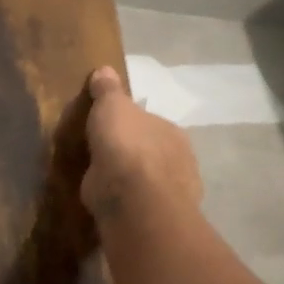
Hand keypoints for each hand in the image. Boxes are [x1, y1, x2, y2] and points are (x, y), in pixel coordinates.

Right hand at [81, 66, 202, 220]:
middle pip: (152, 150)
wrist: (134, 197)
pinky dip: (127, 198)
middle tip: (104, 151)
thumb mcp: (111, 107)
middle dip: (134, 151)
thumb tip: (105, 69)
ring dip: (131, 177)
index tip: (109, 126)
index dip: (130, 123)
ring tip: (104, 177)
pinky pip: (138, 200)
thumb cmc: (125, 144)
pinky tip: (108, 197)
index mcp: (172, 132)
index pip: (151, 123)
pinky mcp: (156, 214)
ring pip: (148, 177)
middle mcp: (180, 159)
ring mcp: (172, 190)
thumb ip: (108, 91)